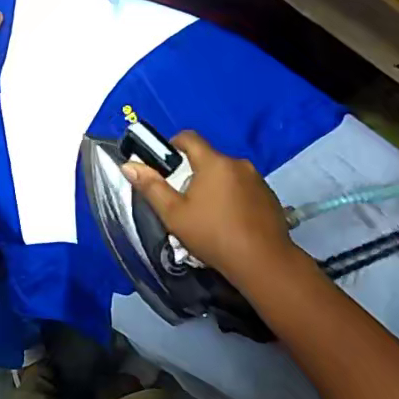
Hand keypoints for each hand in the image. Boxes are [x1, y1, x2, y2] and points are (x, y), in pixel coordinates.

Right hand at [122, 130, 303, 283]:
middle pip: (208, 159)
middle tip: (183, 202)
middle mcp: (238, 163)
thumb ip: (151, 187)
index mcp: (213, 162)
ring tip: (208, 216)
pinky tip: (230, 223)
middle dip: (193, 174)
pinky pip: (244, 189)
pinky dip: (234, 199)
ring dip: (215, 187)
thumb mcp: (174, 214)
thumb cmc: (212, 235)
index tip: (165, 166)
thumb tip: (129, 165)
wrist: (261, 261)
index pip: (189, 137)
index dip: (172, 146)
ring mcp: (258, 179)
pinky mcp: (269, 196)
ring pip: (227, 175)